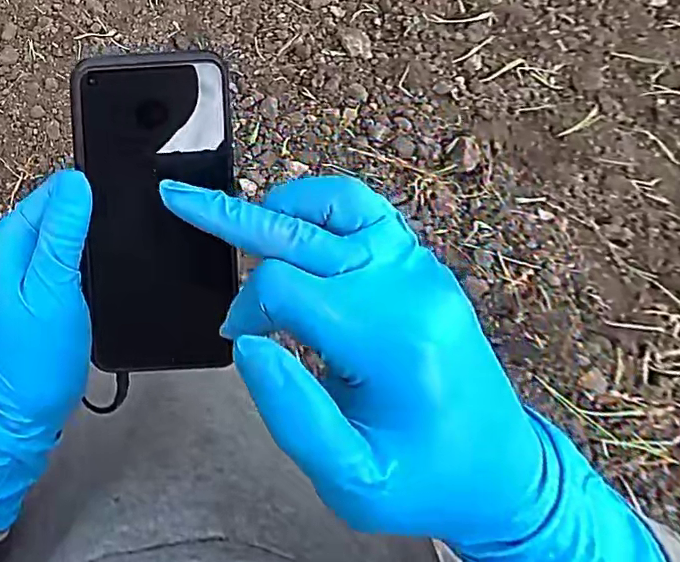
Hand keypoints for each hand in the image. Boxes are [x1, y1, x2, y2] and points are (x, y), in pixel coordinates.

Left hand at [0, 169, 92, 531]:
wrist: (25, 411)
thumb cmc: (37, 356)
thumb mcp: (53, 288)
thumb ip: (64, 233)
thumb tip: (77, 181)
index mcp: (14, 234)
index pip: (57, 187)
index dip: (89, 193)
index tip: (116, 210)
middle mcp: (18, 242)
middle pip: (64, 204)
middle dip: (92, 211)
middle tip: (120, 234)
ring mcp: (30, 262)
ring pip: (70, 226)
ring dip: (92, 232)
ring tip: (116, 248)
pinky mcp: (45, 279)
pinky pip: (71, 249)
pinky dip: (89, 252)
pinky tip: (103, 265)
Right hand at [161, 176, 663, 561]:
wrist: (504, 472)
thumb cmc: (424, 478)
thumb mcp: (355, 482)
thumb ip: (292, 415)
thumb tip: (246, 342)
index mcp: (390, 342)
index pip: (284, 290)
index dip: (245, 311)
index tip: (239, 339)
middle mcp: (406, 289)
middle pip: (296, 232)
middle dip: (224, 215)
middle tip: (175, 197)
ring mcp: (416, 266)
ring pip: (330, 202)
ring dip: (277, 209)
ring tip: (242, 222)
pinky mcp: (416, 258)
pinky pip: (360, 204)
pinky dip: (314, 203)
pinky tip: (290, 221)